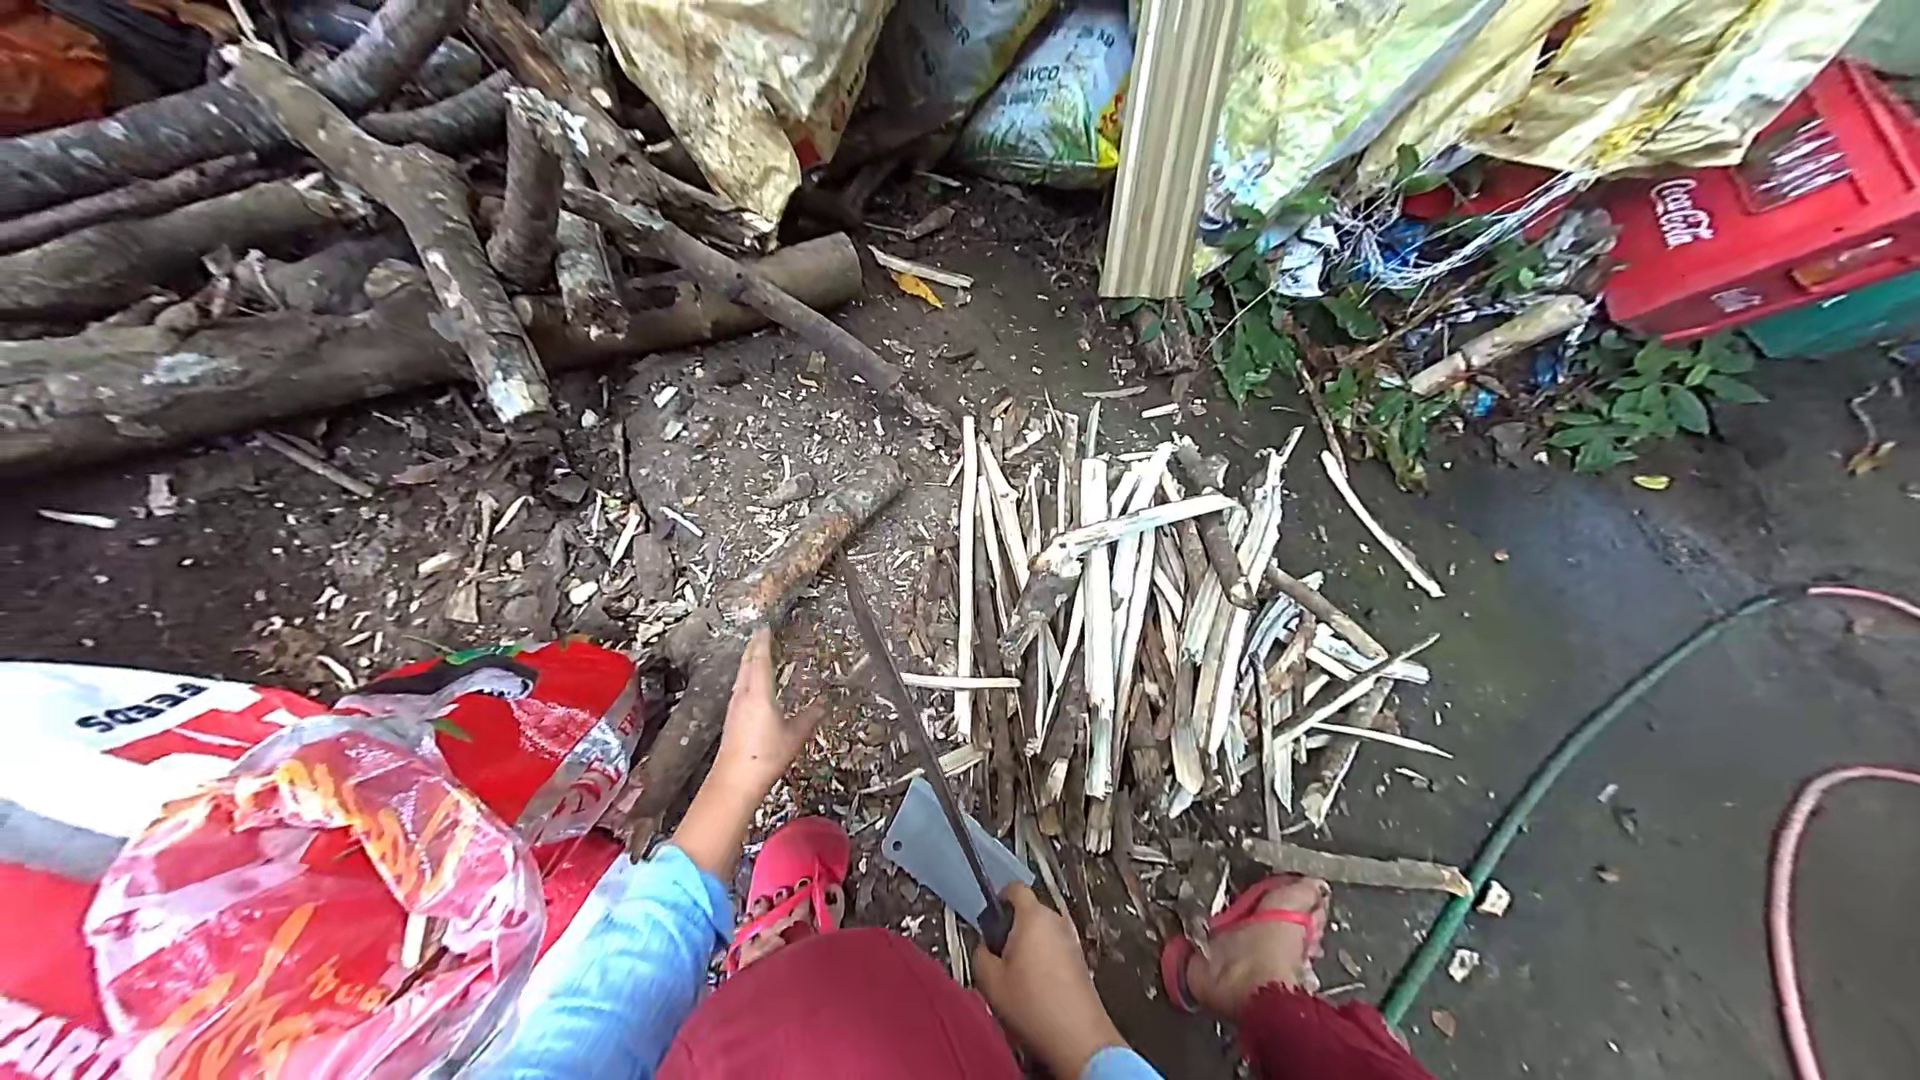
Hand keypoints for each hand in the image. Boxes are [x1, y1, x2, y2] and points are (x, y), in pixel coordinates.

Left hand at [711, 628, 821, 794]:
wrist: (734, 781)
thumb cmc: (765, 756)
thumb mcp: (795, 735)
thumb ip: (810, 717)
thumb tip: (825, 704)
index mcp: (759, 693)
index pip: (759, 659)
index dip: (762, 641)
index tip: (765, 627)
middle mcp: (743, 695)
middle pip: (746, 663)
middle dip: (753, 647)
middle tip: (760, 634)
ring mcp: (734, 707)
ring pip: (740, 675)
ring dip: (747, 661)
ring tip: (755, 653)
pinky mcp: (731, 718)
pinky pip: (739, 687)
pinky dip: (745, 676)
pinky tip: (750, 683)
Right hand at [972, 885, 1127, 1077]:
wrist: (1078, 1038)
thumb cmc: (1032, 1004)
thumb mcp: (990, 981)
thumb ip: (979, 954)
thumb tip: (984, 947)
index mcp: (1032, 916)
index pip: (1015, 888)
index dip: (1000, 898)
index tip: (992, 918)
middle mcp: (1055, 920)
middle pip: (1029, 911)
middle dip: (1013, 928)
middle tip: (1000, 955)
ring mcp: (1071, 939)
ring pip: (1042, 931)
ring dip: (1029, 946)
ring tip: (1018, 977)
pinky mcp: (1080, 959)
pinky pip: (1056, 948)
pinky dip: (1045, 960)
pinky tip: (1038, 989)